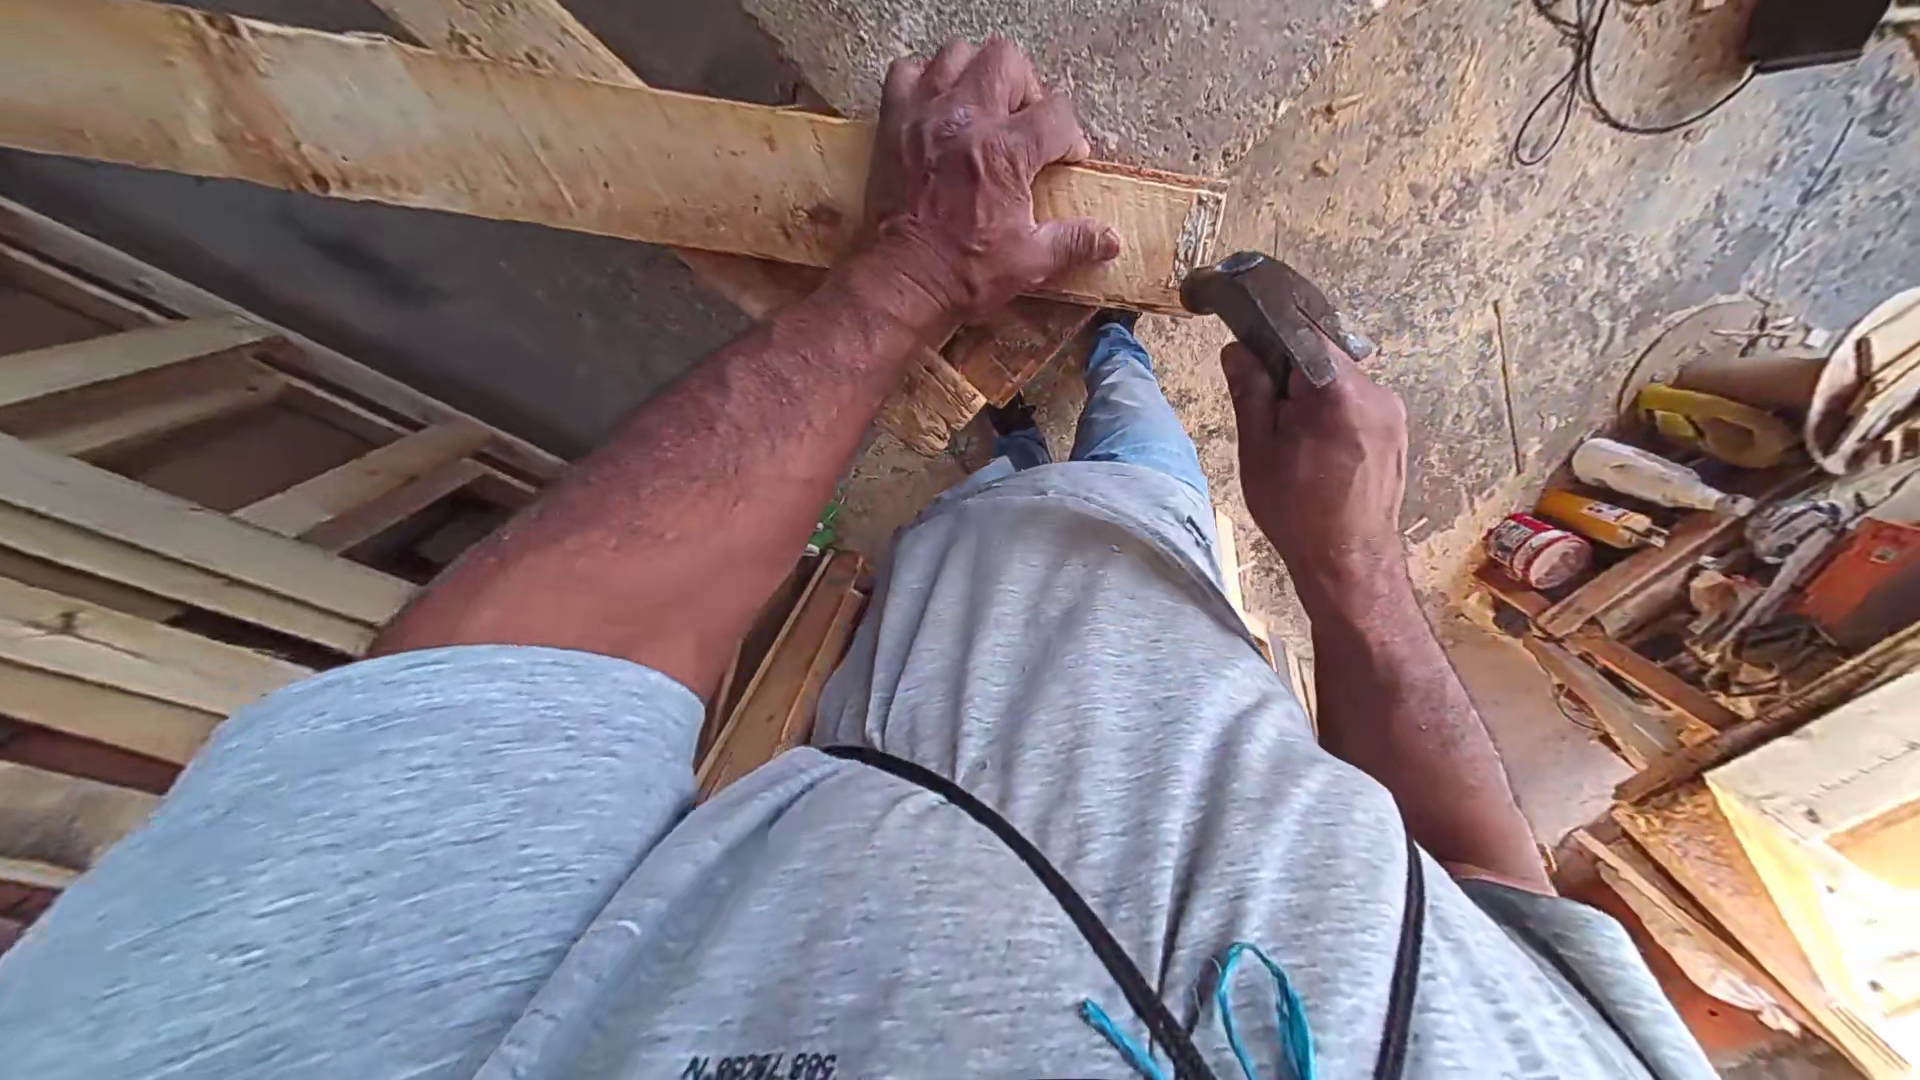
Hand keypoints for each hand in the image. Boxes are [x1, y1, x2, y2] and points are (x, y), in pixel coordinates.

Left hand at [863, 38, 1121, 322]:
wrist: (905, 285)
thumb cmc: (965, 276)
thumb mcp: (1029, 263)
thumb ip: (1073, 242)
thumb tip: (1112, 239)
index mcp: (1005, 153)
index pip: (1057, 115)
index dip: (1070, 137)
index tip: (1066, 160)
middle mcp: (966, 119)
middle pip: (1008, 60)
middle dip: (1026, 88)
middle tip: (1024, 124)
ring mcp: (925, 116)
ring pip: (957, 54)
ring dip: (977, 75)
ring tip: (983, 110)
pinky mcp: (894, 125)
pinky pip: (906, 73)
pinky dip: (924, 81)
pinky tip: (937, 110)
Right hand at [1221, 340, 1410, 612]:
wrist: (1347, 558)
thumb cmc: (1296, 508)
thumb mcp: (1257, 447)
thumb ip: (1250, 391)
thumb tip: (1238, 351)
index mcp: (1336, 391)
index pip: (1304, 334)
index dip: (1272, 341)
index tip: (1250, 360)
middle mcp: (1375, 393)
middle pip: (1323, 359)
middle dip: (1289, 377)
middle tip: (1266, 415)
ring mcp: (1391, 413)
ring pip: (1340, 383)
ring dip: (1311, 398)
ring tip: (1292, 442)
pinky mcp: (1395, 432)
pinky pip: (1357, 405)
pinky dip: (1331, 415)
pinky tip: (1315, 451)